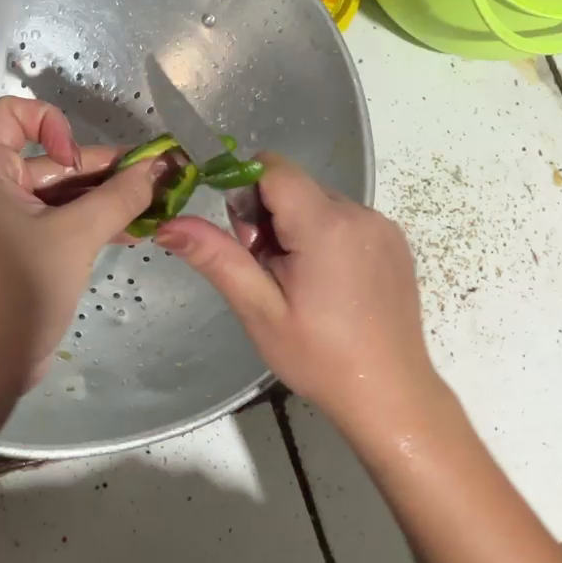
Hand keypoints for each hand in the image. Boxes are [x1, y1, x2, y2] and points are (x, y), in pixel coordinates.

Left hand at [0, 98, 163, 389]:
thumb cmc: (19, 291)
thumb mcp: (75, 238)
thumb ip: (119, 198)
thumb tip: (159, 168)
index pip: (11, 114)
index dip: (50, 123)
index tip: (77, 161)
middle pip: (47, 159)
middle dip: (100, 168)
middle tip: (156, 178)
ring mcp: (0, 224)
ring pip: (56, 195)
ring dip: (101, 198)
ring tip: (154, 206)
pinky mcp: (14, 253)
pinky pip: (53, 223)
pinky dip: (87, 223)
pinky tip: (130, 231)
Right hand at [154, 155, 447, 435]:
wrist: (389, 394)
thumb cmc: (319, 357)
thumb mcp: (257, 309)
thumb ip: (215, 257)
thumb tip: (168, 224)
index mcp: (325, 225)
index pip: (271, 168)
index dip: (244, 191)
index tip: (242, 237)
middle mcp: (360, 213)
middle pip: (293, 184)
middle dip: (267, 215)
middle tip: (266, 271)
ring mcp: (382, 227)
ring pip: (317, 201)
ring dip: (294, 227)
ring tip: (295, 282)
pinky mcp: (393, 243)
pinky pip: (343, 219)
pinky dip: (322, 237)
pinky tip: (323, 284)